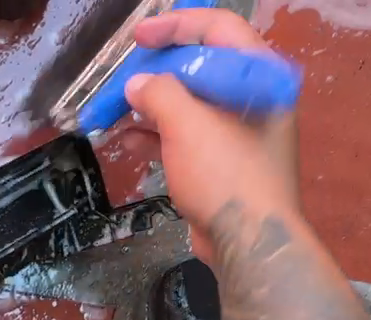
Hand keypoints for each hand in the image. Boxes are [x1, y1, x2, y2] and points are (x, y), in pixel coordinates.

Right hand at [117, 8, 301, 262]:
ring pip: (187, 106)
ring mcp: (236, 132)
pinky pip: (185, 137)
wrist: (247, 241)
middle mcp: (251, 96)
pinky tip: (127, 139)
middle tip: (118, 84)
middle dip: (153, 75)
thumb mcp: (188, 125)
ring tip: (113, 114)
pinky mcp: (220, 163)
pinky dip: (156, 136)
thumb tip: (136, 85)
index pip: (216, 29)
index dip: (174, 27)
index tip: (135, 38)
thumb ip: (159, 94)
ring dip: (148, 108)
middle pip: (197, 69)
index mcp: (258, 73)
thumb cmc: (224, 174)